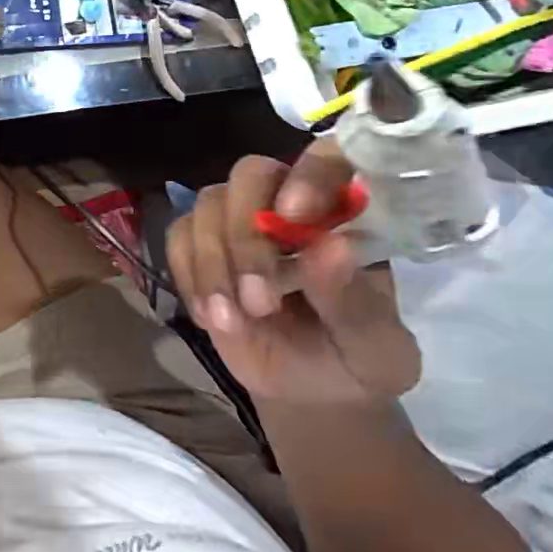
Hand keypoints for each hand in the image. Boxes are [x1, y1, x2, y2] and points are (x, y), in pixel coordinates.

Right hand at [167, 137, 419, 405]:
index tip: (295, 216)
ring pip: (209, 203)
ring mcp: (240, 218)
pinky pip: (179, 235)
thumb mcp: (373, 346)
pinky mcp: (202, 244)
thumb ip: (353, 299)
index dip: (310, 174)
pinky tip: (211, 317)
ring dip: (213, 262)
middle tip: (259, 302)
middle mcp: (286, 200)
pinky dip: (188, 275)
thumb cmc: (356, 361)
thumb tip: (332, 248)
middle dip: (245, 235)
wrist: (310, 392)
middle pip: (251, 174)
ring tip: (232, 321)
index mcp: (341, 211)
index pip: (328, 159)